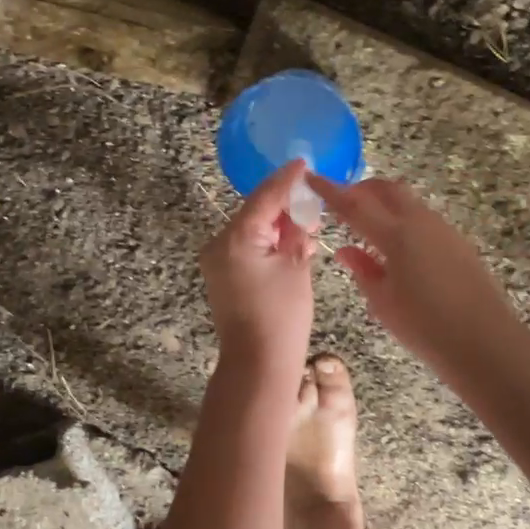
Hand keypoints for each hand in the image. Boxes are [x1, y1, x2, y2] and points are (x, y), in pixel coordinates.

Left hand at [200, 160, 318, 371]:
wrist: (258, 365)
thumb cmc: (281, 317)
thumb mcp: (296, 268)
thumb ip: (297, 233)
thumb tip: (301, 214)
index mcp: (236, 237)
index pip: (265, 197)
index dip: (287, 179)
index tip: (304, 162)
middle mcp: (219, 244)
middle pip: (255, 211)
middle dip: (283, 202)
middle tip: (312, 193)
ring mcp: (217, 261)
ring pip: (251, 229)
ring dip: (277, 223)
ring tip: (307, 219)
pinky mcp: (222, 276)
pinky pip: (247, 247)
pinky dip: (268, 241)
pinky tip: (291, 240)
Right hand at [308, 176, 520, 351]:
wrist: (485, 342)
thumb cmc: (426, 327)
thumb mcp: (383, 302)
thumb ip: (362, 270)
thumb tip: (345, 250)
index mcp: (396, 235)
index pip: (354, 204)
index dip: (330, 190)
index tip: (311, 177)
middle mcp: (420, 222)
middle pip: (387, 189)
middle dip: (362, 189)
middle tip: (343, 202)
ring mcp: (444, 229)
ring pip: (408, 202)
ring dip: (385, 203)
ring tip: (368, 225)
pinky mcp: (458, 242)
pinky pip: (423, 219)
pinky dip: (403, 220)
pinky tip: (397, 246)